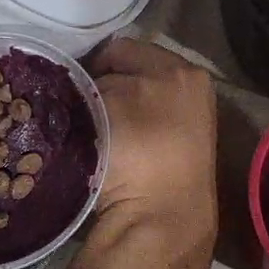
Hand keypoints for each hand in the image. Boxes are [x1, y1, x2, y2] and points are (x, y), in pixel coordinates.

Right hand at [87, 38, 218, 244]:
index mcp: (183, 69)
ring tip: (94, 130)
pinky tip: (114, 149)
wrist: (158, 219)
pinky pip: (150, 130)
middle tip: (80, 108)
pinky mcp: (190, 155)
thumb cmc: (131, 149)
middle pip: (136, 74)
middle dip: (108, 86)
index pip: (122, 50)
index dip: (92, 65)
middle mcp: (196, 89)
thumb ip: (91, 82)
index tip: (72, 86)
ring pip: (142, 102)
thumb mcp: (101, 101)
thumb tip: (79, 86)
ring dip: (119, 111)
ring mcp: (197, 122)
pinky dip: (131, 134)